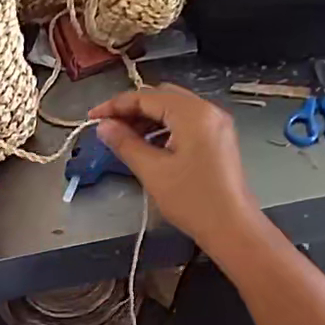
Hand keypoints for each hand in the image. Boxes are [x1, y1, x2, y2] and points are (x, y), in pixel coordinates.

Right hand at [89, 85, 267, 256]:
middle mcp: (208, 111)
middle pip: (162, 97)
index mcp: (193, 114)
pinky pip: (186, 122)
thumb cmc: (192, 200)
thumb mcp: (152, 171)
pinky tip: (148, 145)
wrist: (232, 228)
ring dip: (147, 119)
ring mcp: (216, 124)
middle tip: (108, 127)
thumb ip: (125, 143)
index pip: (147, 97)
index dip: (116, 105)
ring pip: (174, 109)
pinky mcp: (218, 139)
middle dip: (132, 109)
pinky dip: (164, 128)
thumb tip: (104, 126)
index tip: (93, 117)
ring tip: (124, 138)